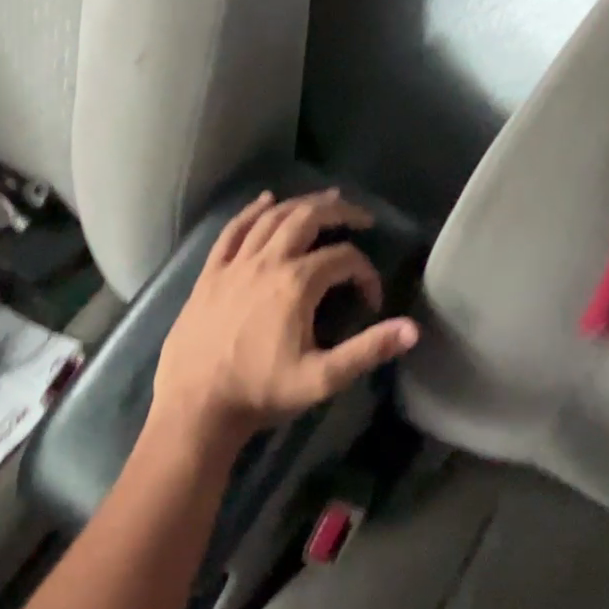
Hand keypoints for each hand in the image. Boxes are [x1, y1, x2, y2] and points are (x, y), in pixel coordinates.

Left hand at [148, 190, 418, 445]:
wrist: (194, 408)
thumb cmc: (261, 392)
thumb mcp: (323, 378)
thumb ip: (369, 349)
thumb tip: (413, 330)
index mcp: (297, 284)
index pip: (345, 259)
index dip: (366, 273)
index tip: (371, 300)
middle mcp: (267, 262)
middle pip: (308, 217)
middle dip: (340, 211)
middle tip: (361, 217)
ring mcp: (235, 264)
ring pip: (272, 217)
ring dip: (301, 203)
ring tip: (325, 200)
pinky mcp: (210, 273)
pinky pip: (232, 230)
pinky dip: (252, 211)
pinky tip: (265, 200)